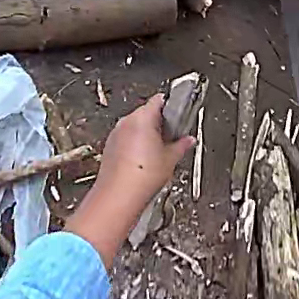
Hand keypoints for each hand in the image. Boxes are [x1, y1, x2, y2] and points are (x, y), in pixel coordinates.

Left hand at [66, 93, 194, 265]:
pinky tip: (143, 162)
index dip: (172, 106)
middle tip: (172, 138)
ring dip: (146, 134)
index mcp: (143, 117)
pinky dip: (135, 145)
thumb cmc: (141, 177)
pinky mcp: (110, 147)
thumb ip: (182, 144)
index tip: (179, 116)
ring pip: (136, 126)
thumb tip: (188, 140)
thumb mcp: (171, 159)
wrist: (117, 198)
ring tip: (158, 153)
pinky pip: (126, 138)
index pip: (160, 100)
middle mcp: (127, 122)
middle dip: (160, 123)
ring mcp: (116, 134)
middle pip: (147, 113)